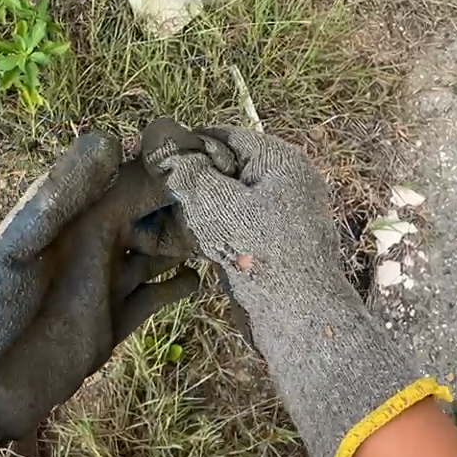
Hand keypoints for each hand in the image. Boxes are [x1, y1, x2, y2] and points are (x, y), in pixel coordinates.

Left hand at [0, 133, 196, 456]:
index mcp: (70, 216)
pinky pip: (154, 297)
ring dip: (185, 240)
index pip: (126, 176)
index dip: (162, 164)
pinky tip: (198, 281)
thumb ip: (59, 197)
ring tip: (216, 239)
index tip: (204, 156)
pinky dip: (178, 287)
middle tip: (220, 206)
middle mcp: (92, 241)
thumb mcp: (16, 247)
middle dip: (183, 203)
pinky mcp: (112, 324)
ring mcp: (104, 282)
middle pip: (150, 209)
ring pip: (158, 249)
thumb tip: (112, 140)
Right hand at [150, 125, 447, 456]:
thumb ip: (187, 171)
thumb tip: (160, 137)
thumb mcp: (215, 205)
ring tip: (165, 216)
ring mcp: (287, 213)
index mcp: (283, 162)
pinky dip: (214, 227)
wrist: (298, 319)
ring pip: (231, 198)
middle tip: (157, 191)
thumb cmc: (259, 252)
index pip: (228, 137)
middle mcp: (290, 181)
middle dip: (193, 179)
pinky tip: (186, 238)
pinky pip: (240, 223)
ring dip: (199, 206)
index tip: (157, 158)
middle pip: (229, 168)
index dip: (190, 145)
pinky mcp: (278, 242)